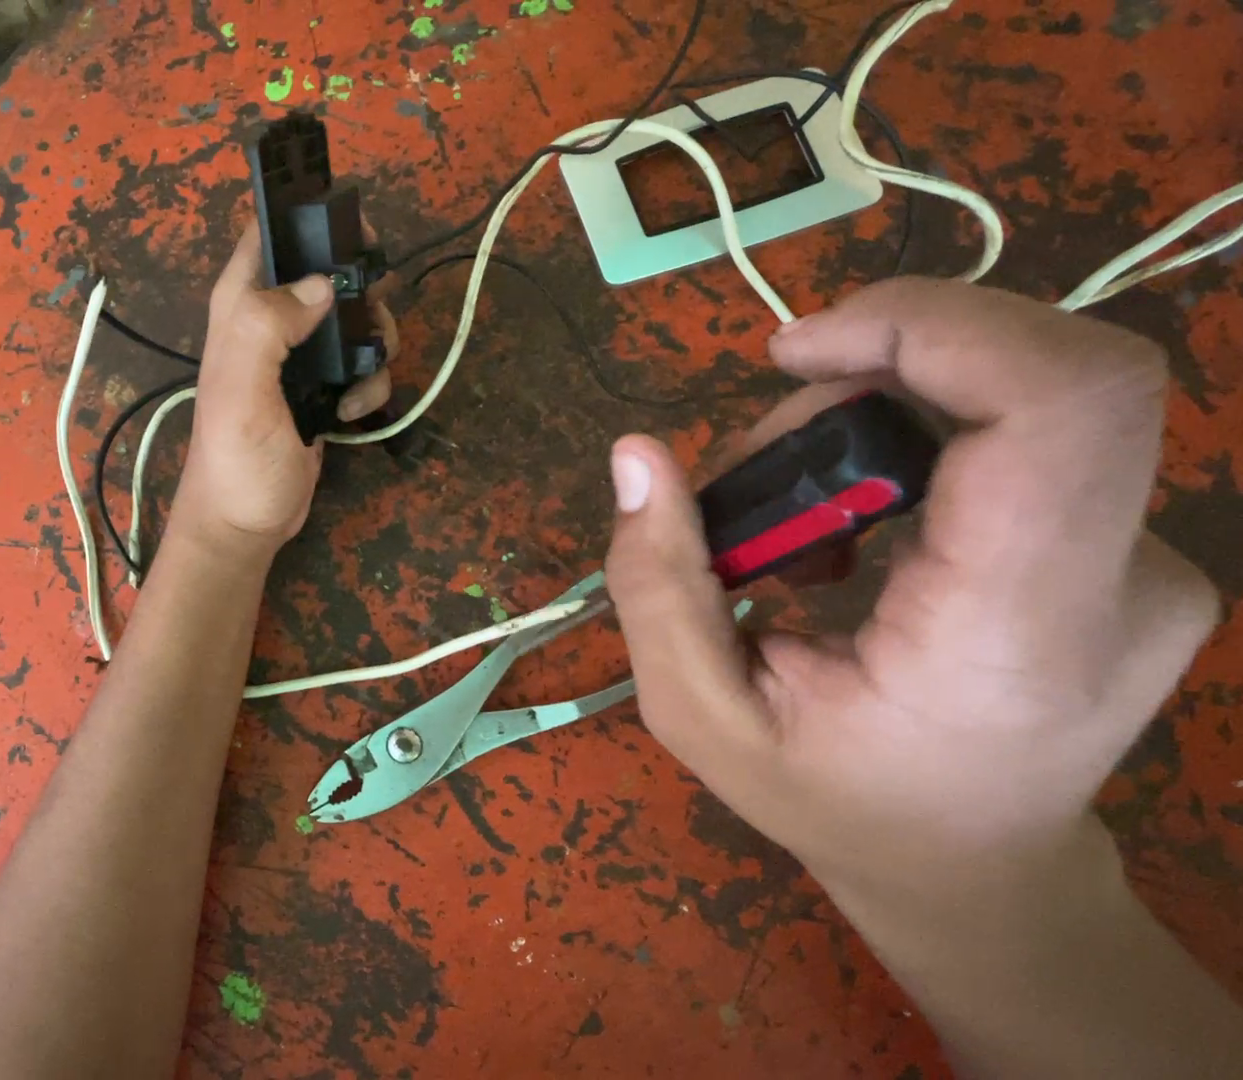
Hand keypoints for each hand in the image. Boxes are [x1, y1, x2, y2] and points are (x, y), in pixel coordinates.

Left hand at [169, 224, 392, 555]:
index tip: (357, 234)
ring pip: (357, 318)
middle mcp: (272, 320)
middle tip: (371, 320)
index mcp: (242, 305)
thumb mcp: (241, 388)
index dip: (311, 218)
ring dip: (374, 345)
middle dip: (362, 291)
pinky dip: (371, 385)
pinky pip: (363, 365)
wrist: (247, 521)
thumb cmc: (236, 457)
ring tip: (358, 382)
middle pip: (330, 271)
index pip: (270, 232)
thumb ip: (268, 325)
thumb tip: (323, 286)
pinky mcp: (324, 388)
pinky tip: (351, 414)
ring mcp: (301, 356)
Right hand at [602, 278, 1218, 910]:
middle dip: (866, 381)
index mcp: (1016, 631)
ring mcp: (1143, 561)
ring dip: (868, 427)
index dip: (931, 329)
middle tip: (759, 470)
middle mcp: (1121, 580)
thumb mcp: (699, 714)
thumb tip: (636, 455)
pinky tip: (846, 536)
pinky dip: (903, 453)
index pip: (1057, 406)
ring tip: (787, 528)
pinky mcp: (1123, 547)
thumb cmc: (831, 800)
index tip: (796, 351)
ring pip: (1006, 401)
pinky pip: (1009, 439)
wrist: (972, 870)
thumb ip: (657, 585)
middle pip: (1028, 378)